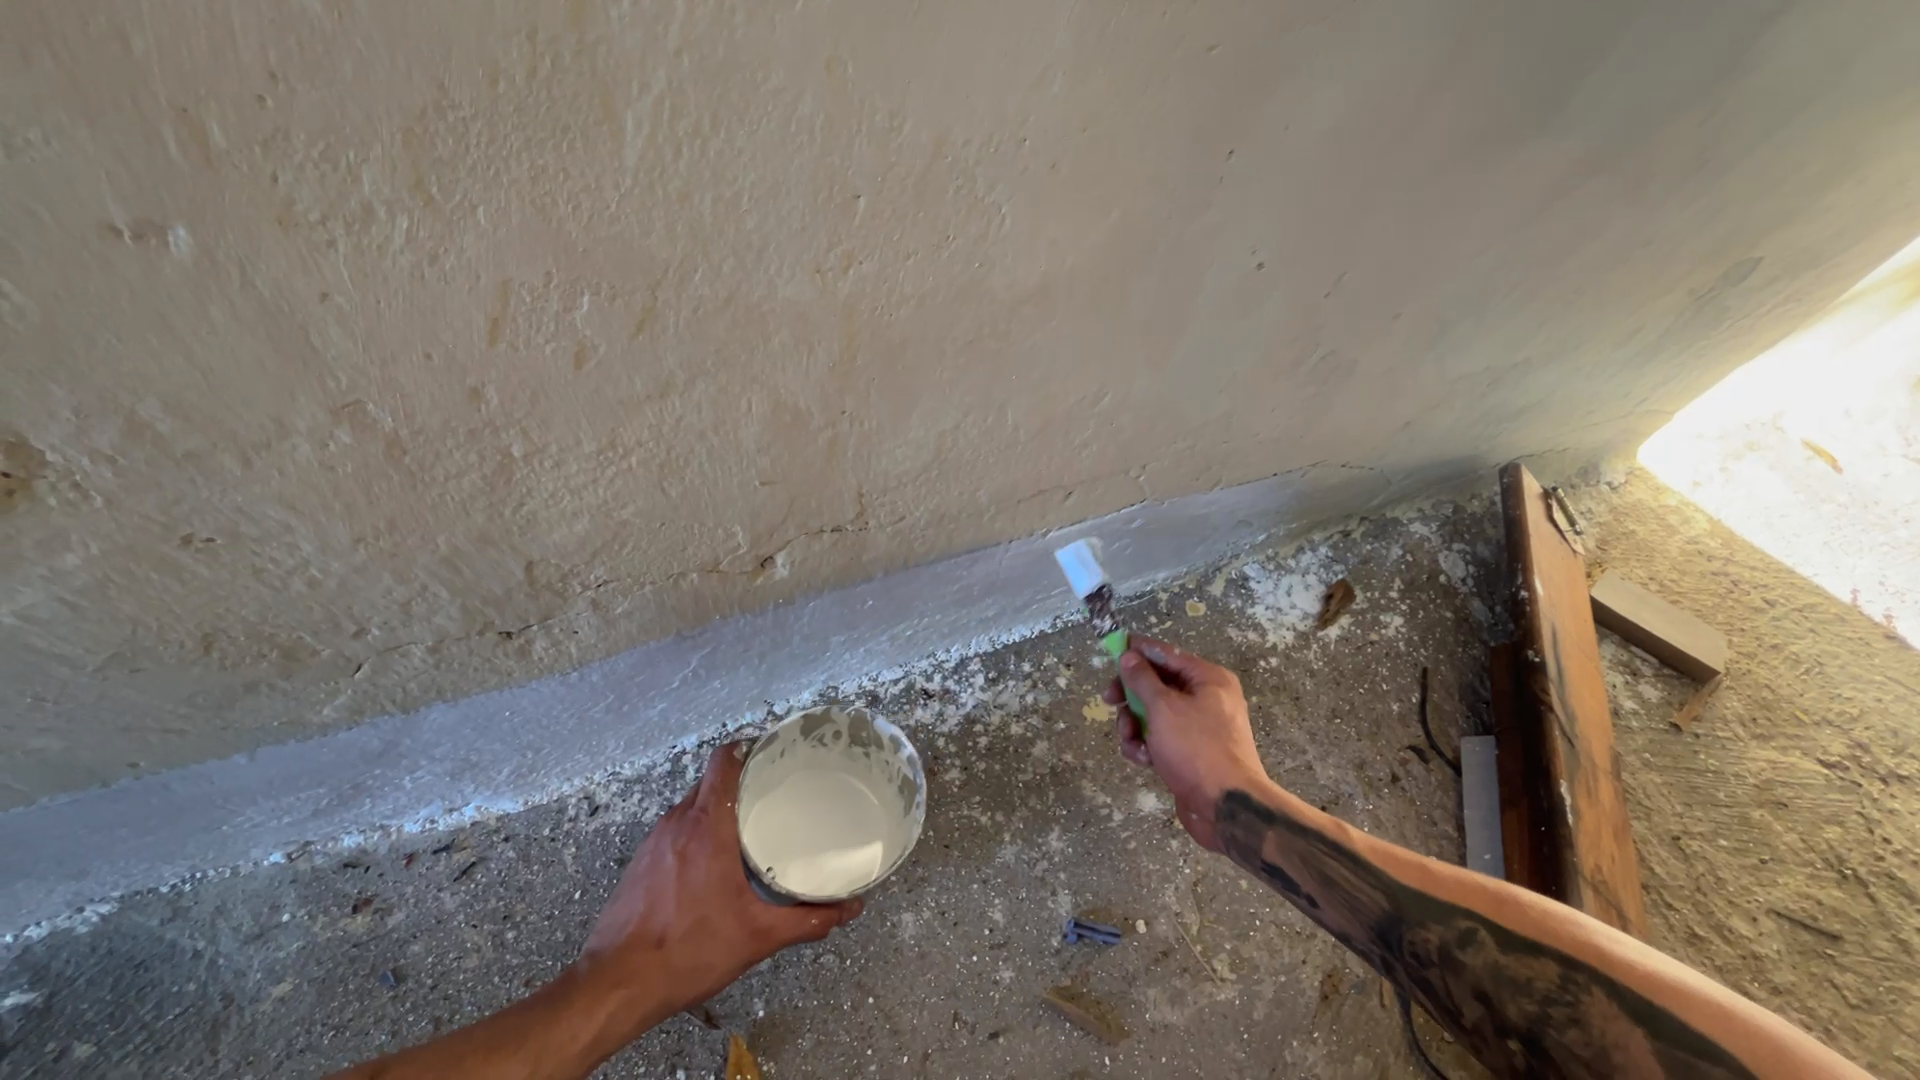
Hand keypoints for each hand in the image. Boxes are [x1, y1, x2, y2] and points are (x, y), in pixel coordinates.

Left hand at [575, 742, 862, 1030]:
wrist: (617, 985)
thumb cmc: (688, 952)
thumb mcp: (758, 936)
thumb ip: (808, 920)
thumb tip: (850, 909)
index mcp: (707, 827)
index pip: (723, 762)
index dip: (747, 748)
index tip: (774, 754)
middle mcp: (678, 823)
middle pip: (711, 780)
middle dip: (742, 780)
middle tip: (775, 792)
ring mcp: (655, 841)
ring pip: (692, 804)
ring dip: (718, 807)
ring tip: (751, 823)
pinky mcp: (642, 861)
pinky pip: (676, 828)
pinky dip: (698, 831)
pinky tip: (716, 859)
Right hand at [1103, 636, 1269, 852]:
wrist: (1226, 807)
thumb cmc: (1196, 748)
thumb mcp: (1163, 708)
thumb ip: (1142, 680)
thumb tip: (1129, 655)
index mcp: (1208, 679)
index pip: (1166, 654)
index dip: (1137, 651)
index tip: (1111, 649)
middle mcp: (1207, 698)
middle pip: (1157, 684)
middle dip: (1131, 697)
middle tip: (1109, 701)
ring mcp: (1200, 727)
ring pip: (1154, 714)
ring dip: (1135, 726)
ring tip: (1131, 742)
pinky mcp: (1191, 752)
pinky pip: (1161, 738)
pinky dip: (1147, 746)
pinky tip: (1143, 760)